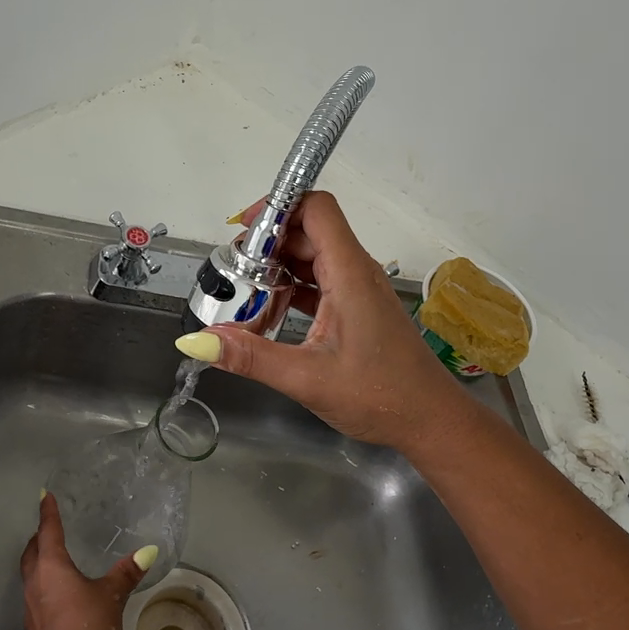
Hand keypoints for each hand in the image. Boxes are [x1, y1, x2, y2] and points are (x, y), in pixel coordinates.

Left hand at [19, 492, 148, 629]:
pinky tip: (56, 590)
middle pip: (31, 551)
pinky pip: (34, 590)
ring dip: (38, 560)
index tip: (45, 495)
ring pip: (30, 571)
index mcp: (52, 565)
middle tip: (48, 528)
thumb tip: (149, 551)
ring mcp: (30, 603)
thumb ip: (126, 573)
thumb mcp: (111, 596)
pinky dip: (42, 581)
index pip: (49, 530)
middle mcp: (35, 579)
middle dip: (38, 537)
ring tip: (52, 556)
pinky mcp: (33, 623)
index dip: (48, 512)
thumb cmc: (86, 624)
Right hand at [181, 191, 465, 450]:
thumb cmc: (380, 396)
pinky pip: (319, 279)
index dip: (278, 207)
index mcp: (349, 274)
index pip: (316, 209)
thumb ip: (250, 357)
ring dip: (278, 264)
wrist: (432, 422)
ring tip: (243, 287)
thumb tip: (195, 342)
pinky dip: (291, 285)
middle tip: (232, 268)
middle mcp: (356, 272)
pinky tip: (267, 308)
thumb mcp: (306, 379)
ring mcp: (358, 289)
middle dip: (267, 240)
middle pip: (309, 230)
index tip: (242, 230)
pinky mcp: (357, 307)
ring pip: (313, 255)